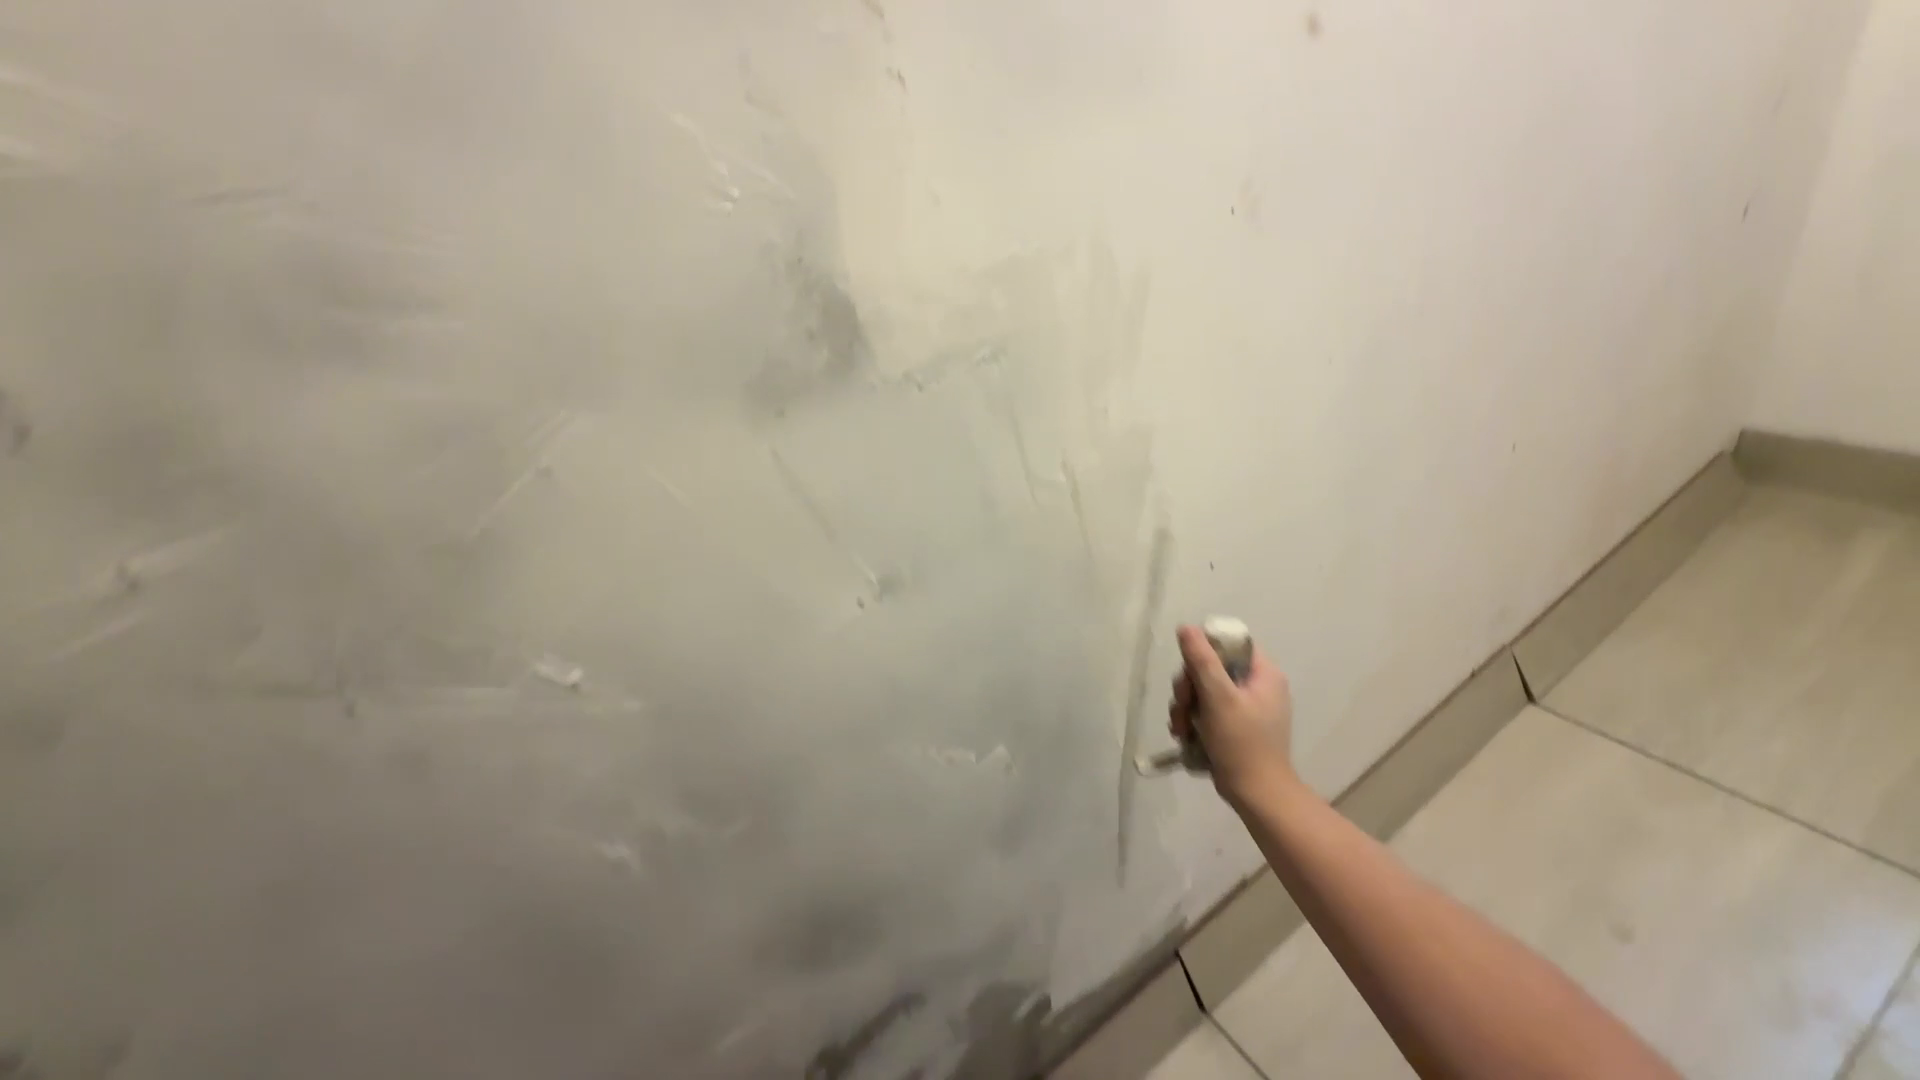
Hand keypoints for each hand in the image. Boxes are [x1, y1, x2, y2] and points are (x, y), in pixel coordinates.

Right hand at [1169, 624, 1294, 804]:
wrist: (1256, 793)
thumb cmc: (1241, 743)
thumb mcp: (1218, 697)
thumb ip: (1201, 660)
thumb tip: (1187, 628)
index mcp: (1264, 674)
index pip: (1229, 645)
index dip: (1204, 653)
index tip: (1189, 671)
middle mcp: (1258, 686)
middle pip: (1212, 668)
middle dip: (1190, 687)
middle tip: (1182, 706)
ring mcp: (1247, 708)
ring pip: (1205, 691)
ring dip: (1187, 706)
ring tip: (1181, 727)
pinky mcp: (1236, 727)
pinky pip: (1208, 711)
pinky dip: (1194, 720)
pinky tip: (1184, 735)